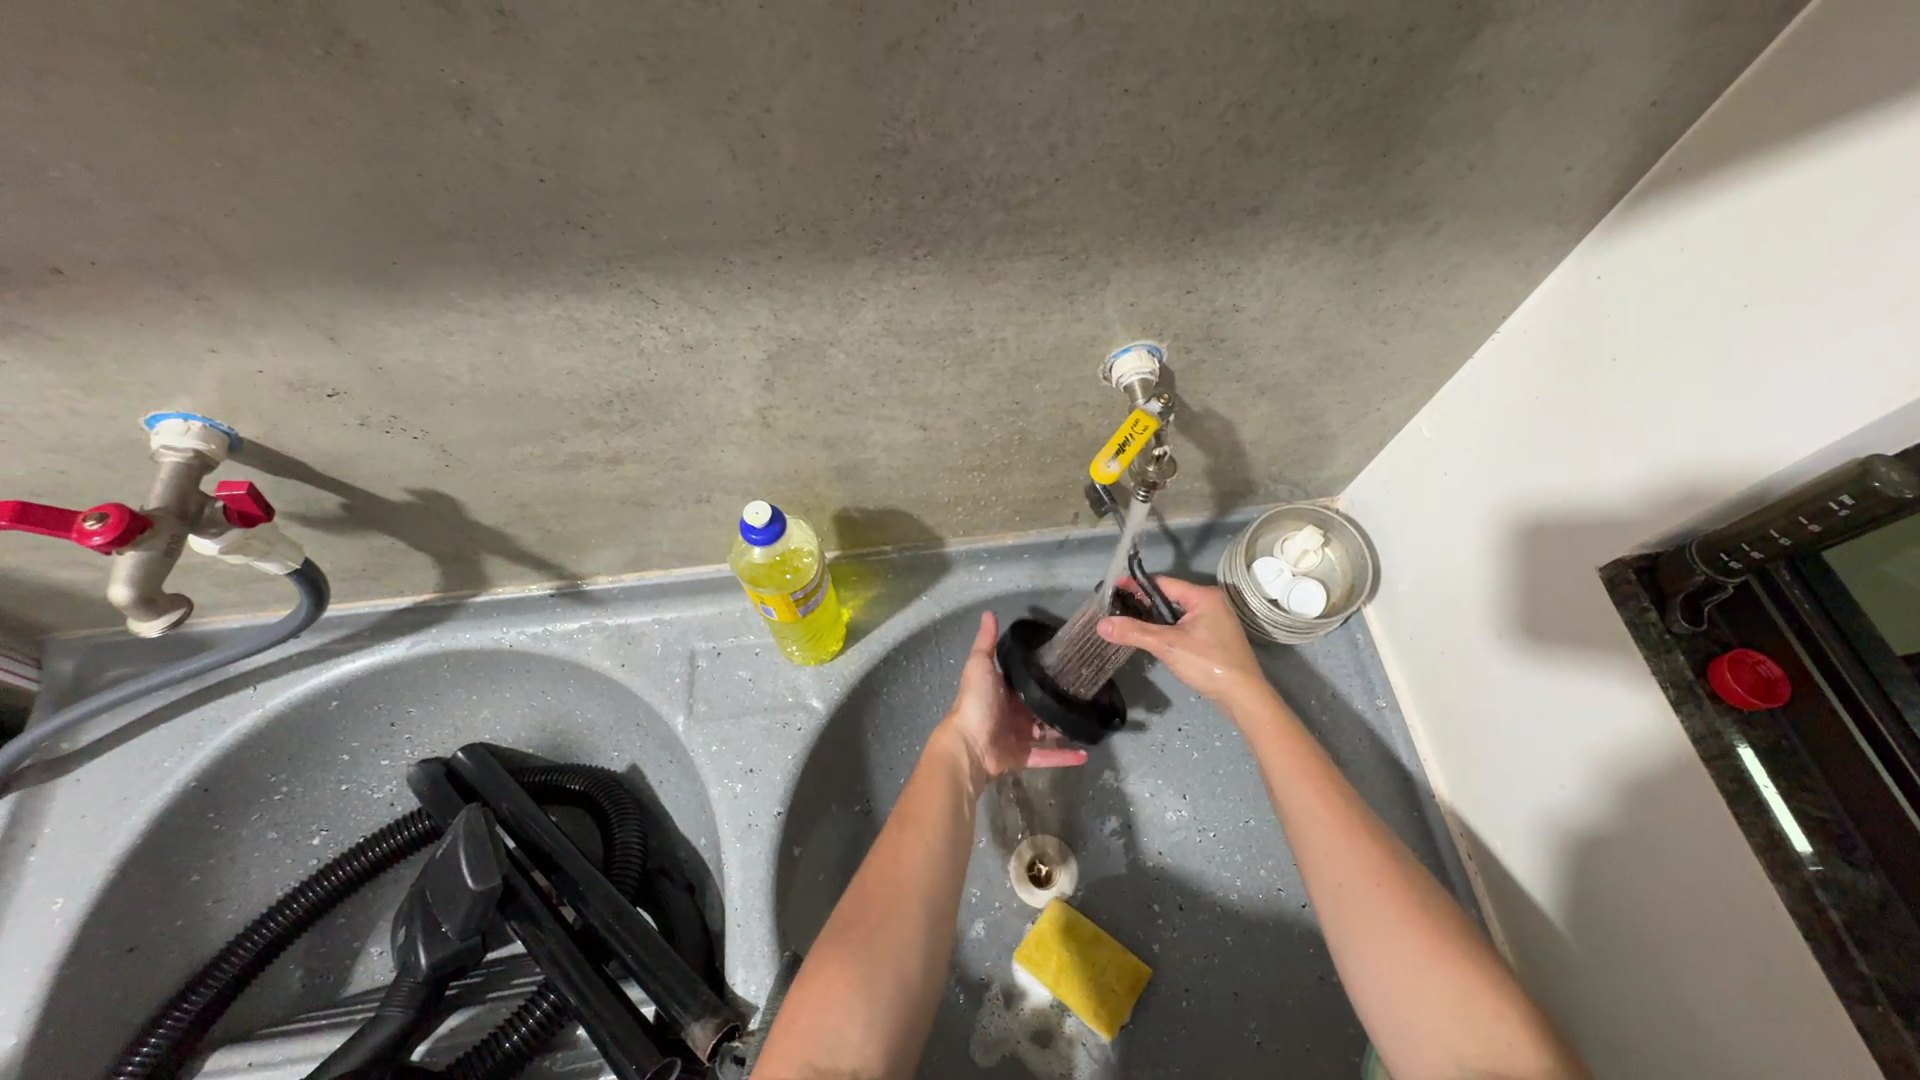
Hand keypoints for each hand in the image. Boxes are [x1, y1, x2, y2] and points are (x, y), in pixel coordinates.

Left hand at [935, 611, 1088, 783]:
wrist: (970, 744)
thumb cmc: (976, 702)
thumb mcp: (980, 665)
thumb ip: (986, 642)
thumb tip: (989, 613)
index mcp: (1004, 691)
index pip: (1027, 680)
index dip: (1044, 673)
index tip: (1068, 664)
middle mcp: (1013, 713)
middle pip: (1040, 706)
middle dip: (1058, 702)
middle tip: (1086, 693)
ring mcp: (1019, 736)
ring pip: (1047, 732)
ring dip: (1065, 728)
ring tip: (1090, 720)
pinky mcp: (1025, 757)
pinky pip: (1049, 756)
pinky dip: (1066, 756)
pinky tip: (1086, 753)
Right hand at [1098, 576, 1271, 707]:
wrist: (1243, 695)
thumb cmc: (1207, 663)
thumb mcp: (1167, 645)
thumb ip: (1134, 632)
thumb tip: (1101, 624)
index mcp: (1202, 596)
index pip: (1162, 583)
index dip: (1136, 586)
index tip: (1113, 588)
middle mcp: (1211, 602)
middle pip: (1169, 597)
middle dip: (1143, 603)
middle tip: (1116, 608)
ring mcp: (1215, 620)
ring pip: (1177, 613)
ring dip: (1155, 618)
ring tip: (1128, 623)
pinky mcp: (1215, 637)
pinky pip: (1185, 626)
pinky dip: (1168, 629)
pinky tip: (1153, 639)